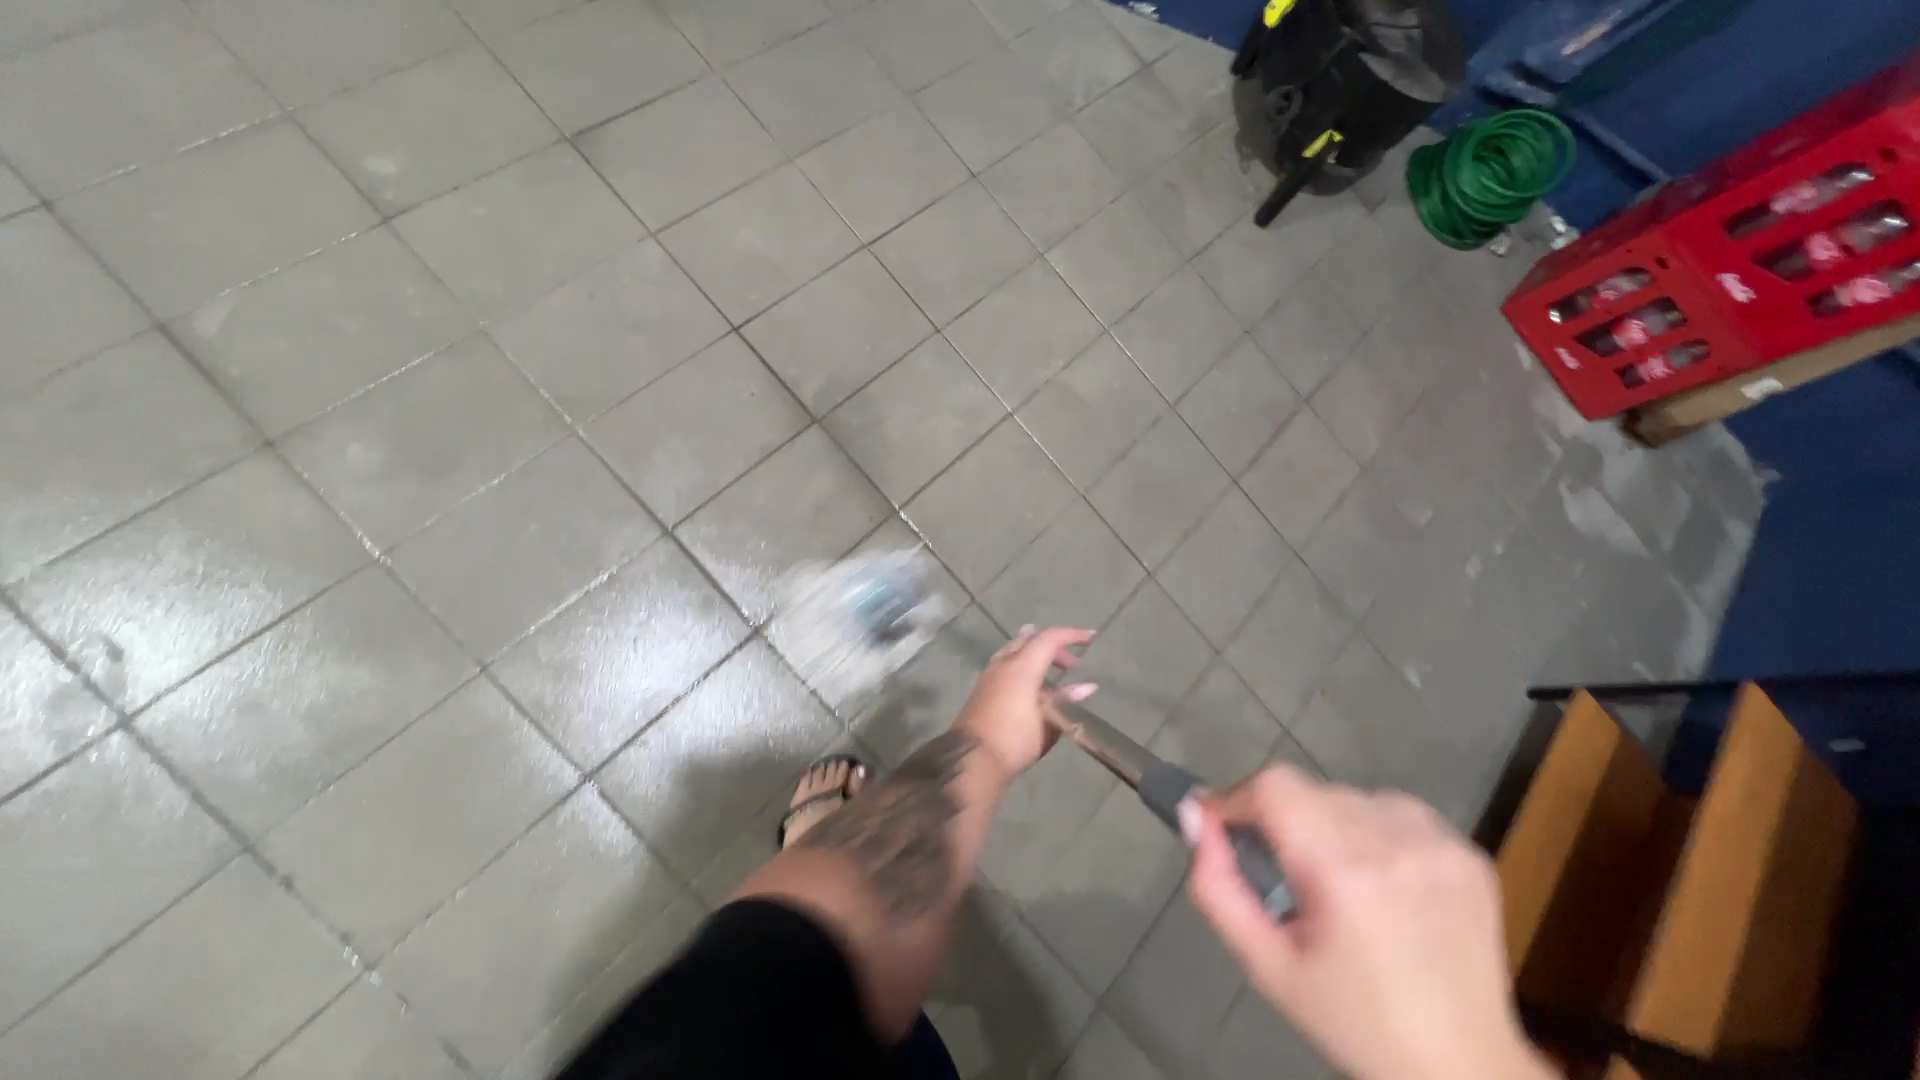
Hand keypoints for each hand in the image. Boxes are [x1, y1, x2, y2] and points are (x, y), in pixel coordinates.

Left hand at [953, 624, 1095, 779]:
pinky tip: (1032, 689)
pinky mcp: (980, 691)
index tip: (1091, 638)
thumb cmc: (1015, 740)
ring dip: (1035, 657)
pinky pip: (1005, 667)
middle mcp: (1002, 665)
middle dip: (1053, 647)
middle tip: (1072, 664)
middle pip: (1028, 641)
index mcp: (1021, 667)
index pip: (1049, 639)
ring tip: (1052, 672)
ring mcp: (988, 677)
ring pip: (1013, 652)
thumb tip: (1087, 687)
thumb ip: (1066, 701)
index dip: (1072, 635)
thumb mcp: (1048, 722)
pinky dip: (1023, 668)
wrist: (972, 761)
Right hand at [1182, 767, 1552, 1079]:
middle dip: (1280, 820)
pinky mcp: (1467, 850)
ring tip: (1333, 879)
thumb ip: (1217, 887)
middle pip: (1310, 791)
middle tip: (1280, 874)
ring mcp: (1440, 842)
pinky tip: (1378, 881)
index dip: (1238, 799)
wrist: (1462, 1065)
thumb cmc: (1352, 1019)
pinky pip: (1395, 812)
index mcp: (1345, 872)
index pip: (1276, 787)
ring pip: (1351, 796)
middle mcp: (1397, 842)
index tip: (1224, 830)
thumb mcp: (1265, 965)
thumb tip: (1194, 816)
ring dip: (1327, 822)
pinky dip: (1372, 831)